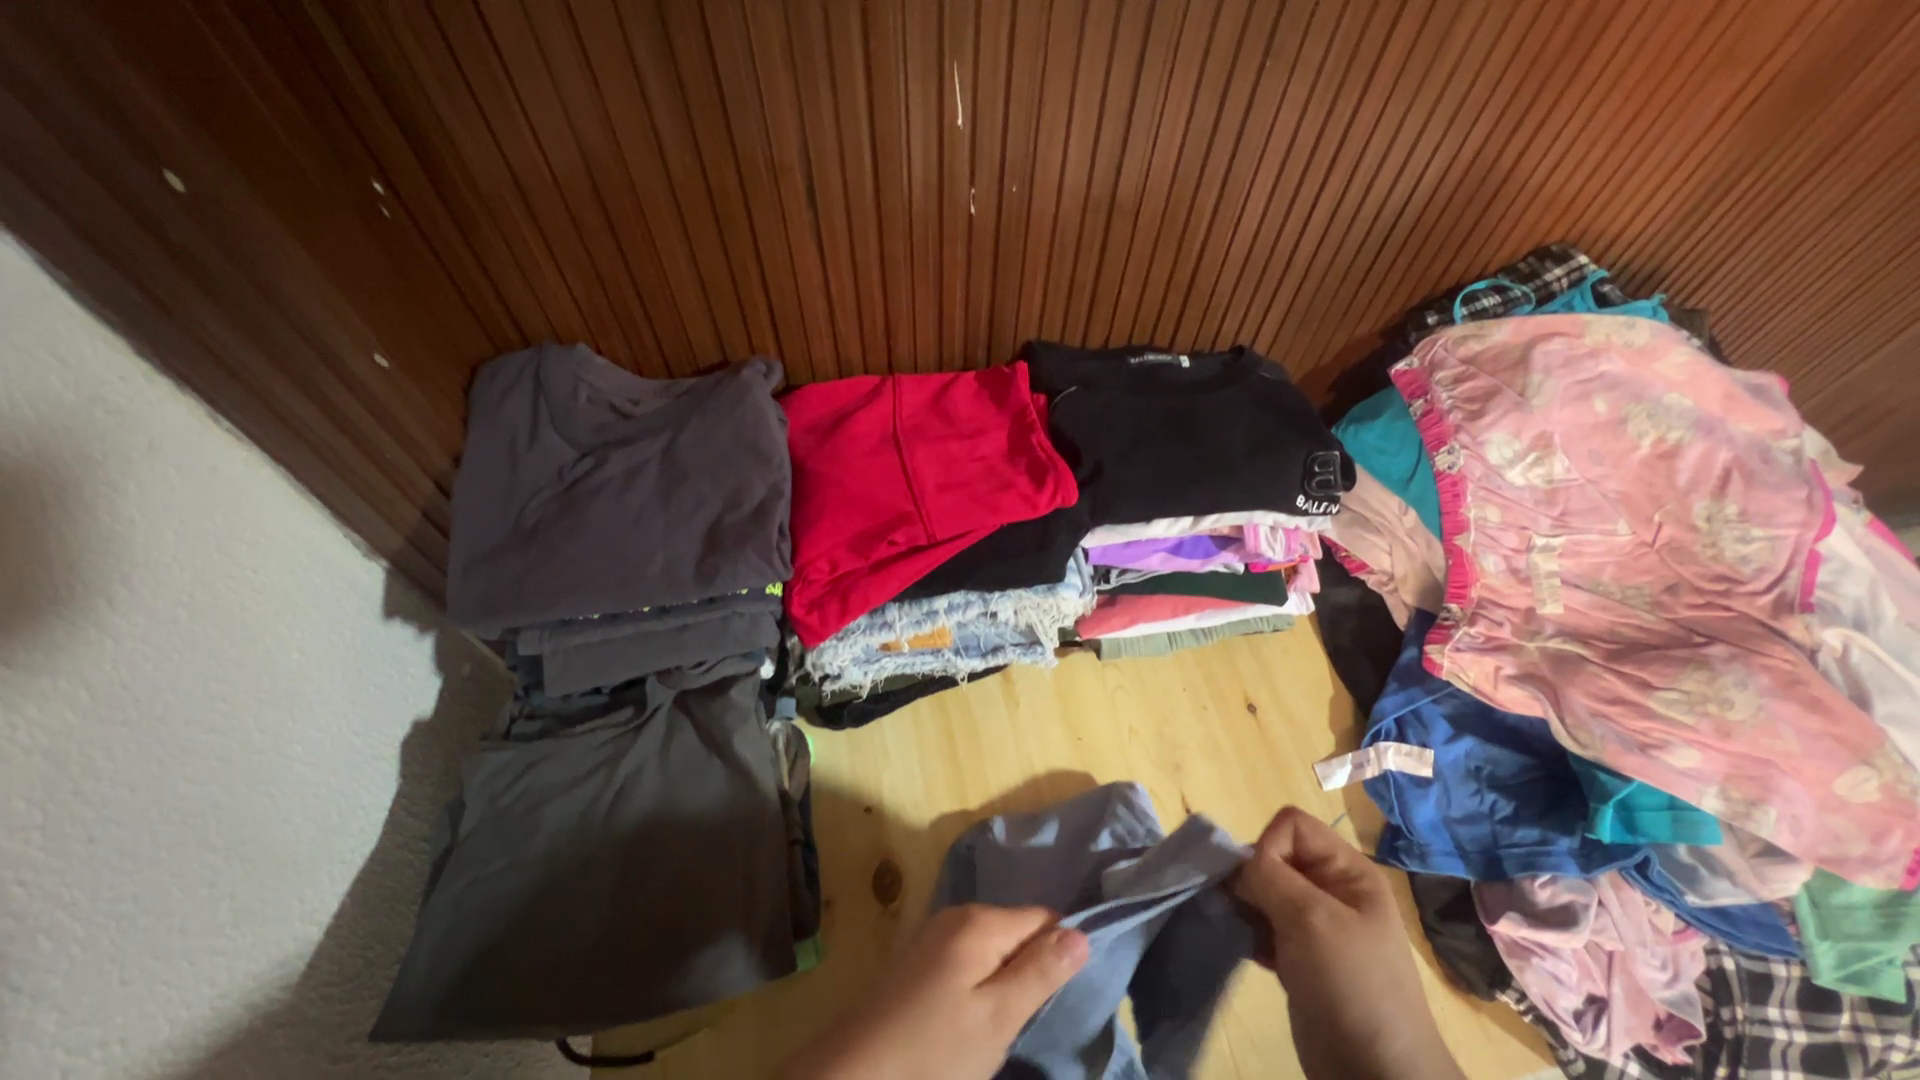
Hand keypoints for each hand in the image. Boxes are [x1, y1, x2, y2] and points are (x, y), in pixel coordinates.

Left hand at [779, 904, 1089, 1079]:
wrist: (850, 1074)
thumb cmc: (933, 1050)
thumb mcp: (997, 1018)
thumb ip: (1040, 972)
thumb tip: (1082, 932)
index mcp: (979, 921)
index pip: (1045, 917)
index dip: (1062, 952)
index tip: (1064, 995)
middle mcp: (955, 916)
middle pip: (1018, 931)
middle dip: (1032, 968)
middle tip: (1030, 1016)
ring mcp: (933, 938)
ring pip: (994, 949)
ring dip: (1006, 982)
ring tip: (1005, 1022)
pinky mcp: (919, 962)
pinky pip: (969, 961)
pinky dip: (980, 987)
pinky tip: (973, 1021)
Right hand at [1233, 807, 1465, 1079]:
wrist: (1374, 1071)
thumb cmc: (1351, 985)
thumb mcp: (1311, 919)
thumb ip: (1269, 876)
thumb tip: (1235, 863)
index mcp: (1349, 871)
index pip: (1292, 826)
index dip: (1268, 846)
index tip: (1261, 886)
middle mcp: (1333, 891)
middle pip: (1276, 856)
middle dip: (1251, 878)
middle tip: (1247, 912)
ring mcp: (1317, 926)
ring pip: (1266, 892)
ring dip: (1248, 908)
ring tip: (1246, 935)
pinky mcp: (1301, 957)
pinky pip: (1265, 926)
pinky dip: (1252, 934)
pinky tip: (1253, 954)